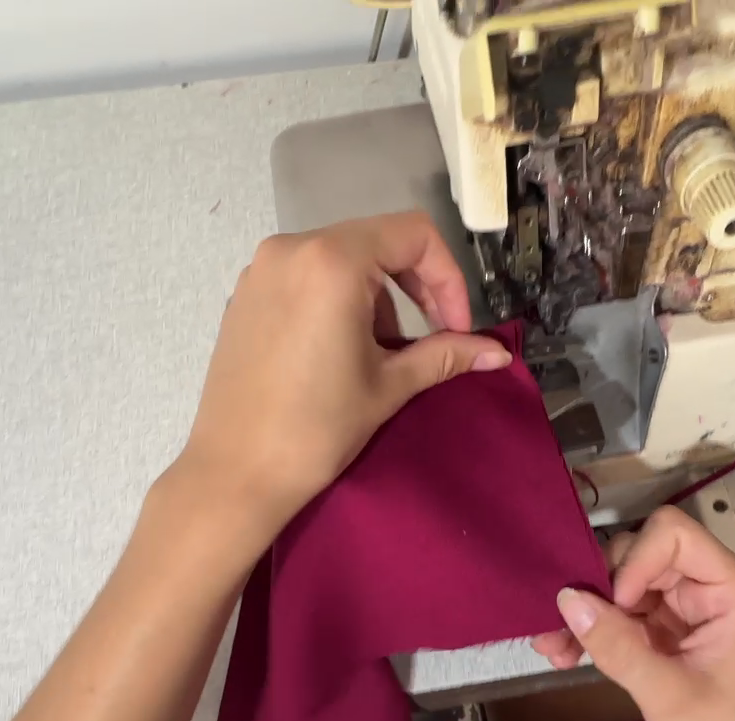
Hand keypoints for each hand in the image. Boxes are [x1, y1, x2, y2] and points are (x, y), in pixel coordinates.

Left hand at [180, 212, 508, 525]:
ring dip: (378, 299)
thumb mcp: (388, 386)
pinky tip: (339, 354)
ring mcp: (261, 270)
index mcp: (332, 262)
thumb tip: (498, 353)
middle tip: (432, 339)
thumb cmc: (317, 429)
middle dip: (416, 288)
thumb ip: (445, 357)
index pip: (413, 234)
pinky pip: (308, 278)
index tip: (457, 329)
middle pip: (377, 242)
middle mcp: (292, 249)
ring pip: (342, 261)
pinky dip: (339, 303)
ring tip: (379, 356)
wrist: (236, 472)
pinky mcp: (245, 295)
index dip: (448, 278)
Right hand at [531, 506, 734, 720]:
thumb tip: (565, 598)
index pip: (673, 534)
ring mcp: (680, 608)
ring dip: (586, 612)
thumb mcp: (668, 695)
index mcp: (728, 588)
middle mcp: (703, 587)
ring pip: (619, 583)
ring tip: (554, 648)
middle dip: (600, 587)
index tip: (620, 607)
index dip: (637, 561)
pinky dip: (590, 630)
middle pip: (639, 553)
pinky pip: (616, 613)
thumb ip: (616, 646)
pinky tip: (561, 654)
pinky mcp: (660, 632)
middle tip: (568, 628)